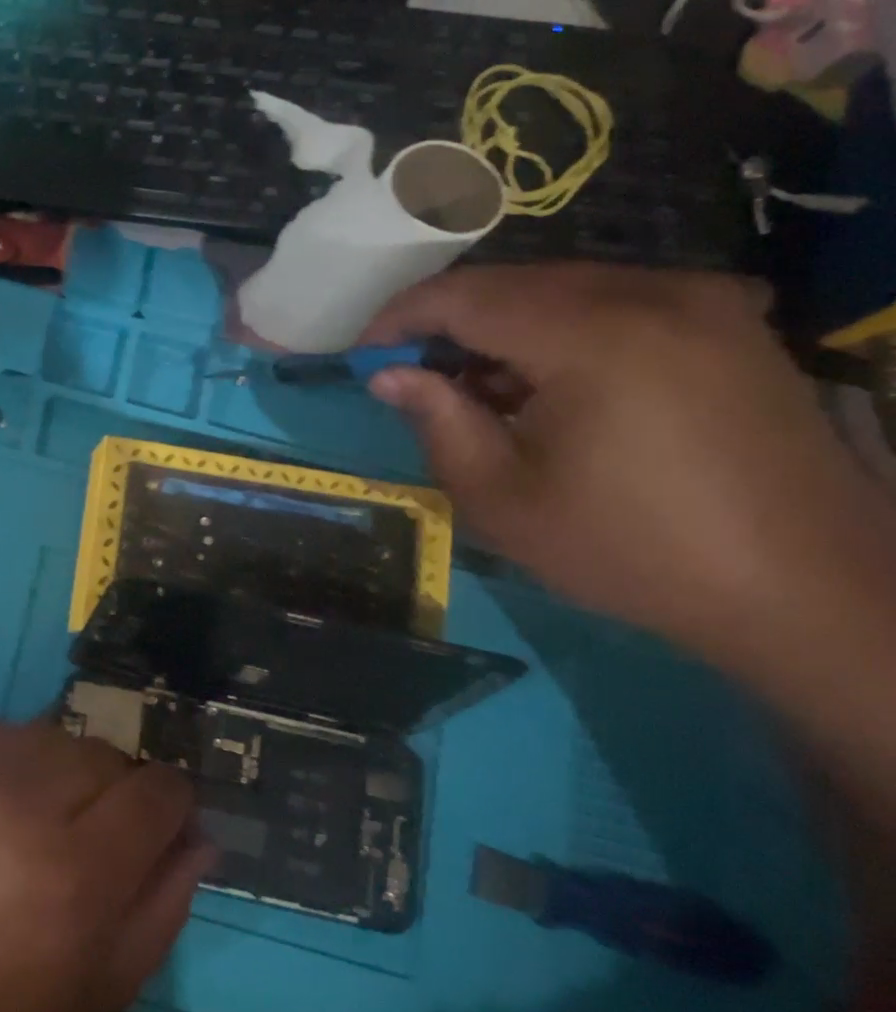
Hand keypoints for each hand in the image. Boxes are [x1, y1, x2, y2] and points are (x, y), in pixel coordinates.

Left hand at [0, 721, 211, 1011]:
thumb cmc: (10, 989)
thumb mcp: (111, 977)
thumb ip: (168, 900)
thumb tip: (199, 833)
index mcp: (78, 869)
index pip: (159, 790)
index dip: (170, 806)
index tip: (156, 826)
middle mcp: (28, 804)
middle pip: (110, 756)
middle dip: (116, 790)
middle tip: (89, 831)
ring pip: (60, 736)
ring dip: (66, 770)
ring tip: (41, 815)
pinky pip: (8, 731)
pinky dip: (18, 759)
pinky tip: (0, 801)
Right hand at [364, 262, 895, 656]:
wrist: (796, 583)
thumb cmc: (628, 548)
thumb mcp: (503, 499)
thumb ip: (440, 423)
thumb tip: (391, 376)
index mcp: (593, 336)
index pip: (467, 296)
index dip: (400, 318)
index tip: (362, 356)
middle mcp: (654, 295)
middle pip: (519, 281)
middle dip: (450, 321)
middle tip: (409, 374)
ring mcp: (704, 302)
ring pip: (570, 287)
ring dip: (506, 326)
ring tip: (476, 388)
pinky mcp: (732, 324)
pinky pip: (621, 302)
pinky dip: (564, 329)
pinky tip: (550, 383)